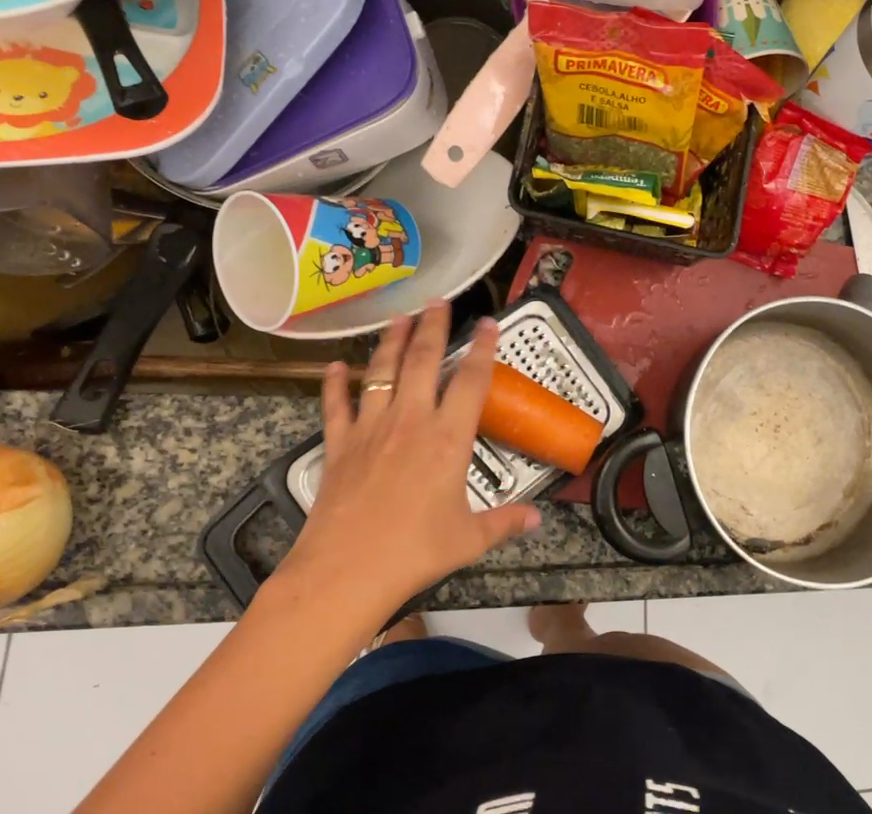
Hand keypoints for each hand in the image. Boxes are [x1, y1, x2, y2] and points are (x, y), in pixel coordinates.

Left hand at [275, 302, 540, 611]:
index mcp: (448, 438)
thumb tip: (537, 518)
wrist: (346, 570)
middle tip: (437, 301)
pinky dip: (334, 384)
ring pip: (381, 373)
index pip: (471, 381)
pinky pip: (336, 406)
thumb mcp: (469, 539)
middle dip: (432, 327)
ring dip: (391, 342)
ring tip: (398, 317)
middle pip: (423, 361)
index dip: (483, 349)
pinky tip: (335, 367)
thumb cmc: (415, 551)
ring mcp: (371, 429)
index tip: (489, 323)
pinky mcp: (339, 445)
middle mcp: (411, 421)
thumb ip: (505, 522)